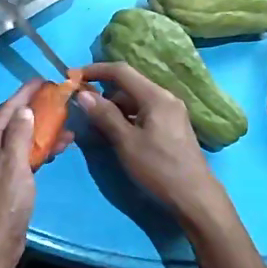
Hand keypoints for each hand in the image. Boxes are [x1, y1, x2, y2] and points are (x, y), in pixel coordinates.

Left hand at [0, 79, 69, 267]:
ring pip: (20, 140)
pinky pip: (24, 156)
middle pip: (12, 123)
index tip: (42, 80)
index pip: (6, 111)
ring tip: (66, 124)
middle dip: (35, 109)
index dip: (23, 94)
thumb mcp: (14, 164)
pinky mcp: (6, 182)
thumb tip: (24, 109)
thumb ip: (18, 135)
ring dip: (41, 131)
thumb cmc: (5, 202)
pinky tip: (58, 148)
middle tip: (58, 99)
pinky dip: (40, 150)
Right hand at [78, 62, 233, 229]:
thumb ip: (104, 115)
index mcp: (156, 97)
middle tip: (81, 106)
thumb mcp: (126, 142)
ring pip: (134, 100)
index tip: (72, 77)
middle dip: (103, 92)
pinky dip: (126, 117)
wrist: (194, 197)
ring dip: (113, 107)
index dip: (95, 70)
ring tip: (95, 124)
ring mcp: (171, 112)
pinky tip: (115, 132)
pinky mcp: (171, 126)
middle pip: (128, 85)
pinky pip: (143, 112)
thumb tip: (83, 94)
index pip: (121, 71)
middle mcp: (165, 98)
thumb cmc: (158, 168)